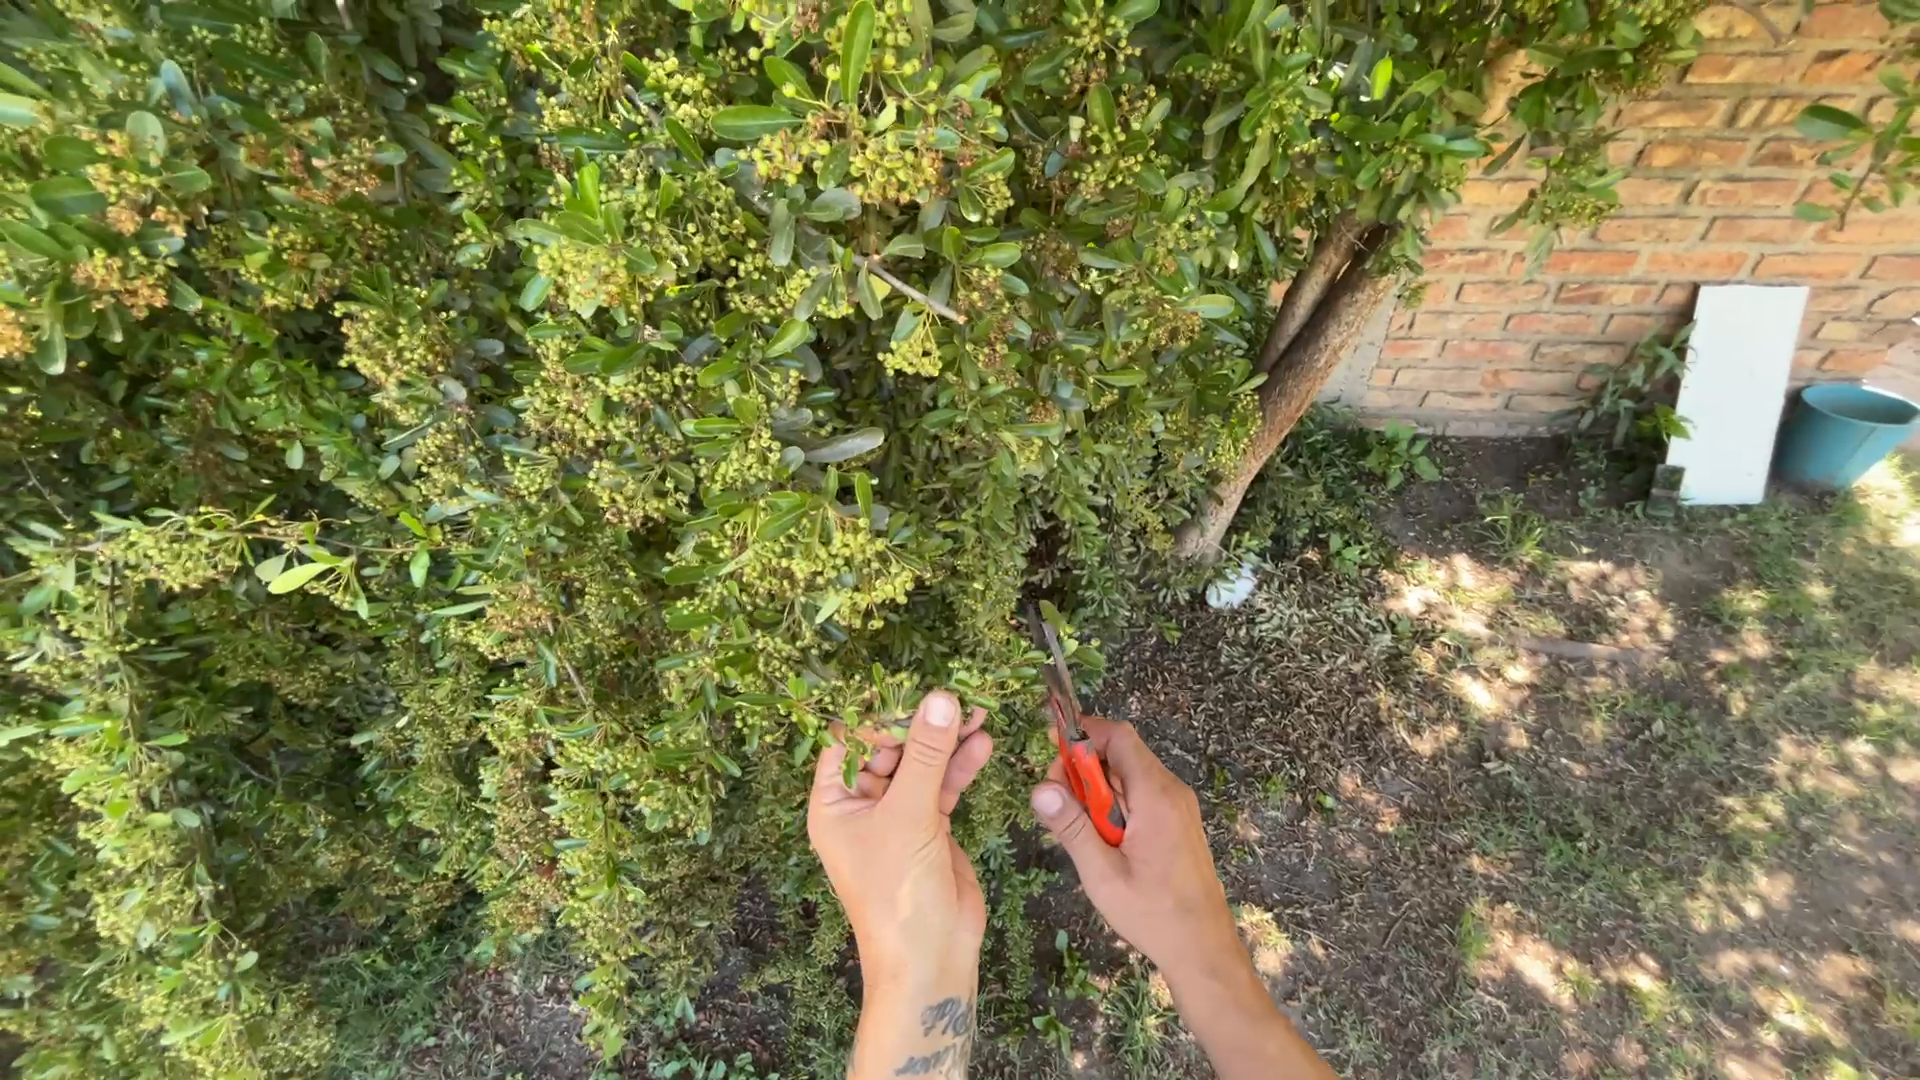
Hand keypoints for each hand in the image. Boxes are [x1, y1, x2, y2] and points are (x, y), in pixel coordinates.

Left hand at [808, 690, 992, 1078]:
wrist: (931, 960)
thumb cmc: (898, 892)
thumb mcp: (909, 817)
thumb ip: (926, 756)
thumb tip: (941, 698)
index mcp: (835, 802)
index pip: (851, 742)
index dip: (879, 714)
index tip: (913, 687)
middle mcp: (862, 805)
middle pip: (891, 749)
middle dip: (922, 724)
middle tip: (955, 695)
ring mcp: (898, 815)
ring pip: (921, 765)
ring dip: (947, 741)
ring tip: (978, 711)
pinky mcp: (929, 825)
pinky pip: (943, 785)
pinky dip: (961, 766)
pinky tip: (983, 744)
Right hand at [1027, 715, 1241, 989]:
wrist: (1204, 951)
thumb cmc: (1153, 914)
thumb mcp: (1103, 874)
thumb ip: (1072, 827)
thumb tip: (1040, 787)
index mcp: (1156, 795)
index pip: (1118, 737)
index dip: (1083, 734)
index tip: (1052, 751)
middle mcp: (1171, 790)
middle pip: (1121, 752)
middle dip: (1084, 767)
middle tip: (1059, 801)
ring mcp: (1178, 804)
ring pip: (1128, 772)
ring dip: (1097, 787)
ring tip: (1079, 827)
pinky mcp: (1177, 819)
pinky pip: (1140, 792)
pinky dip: (1114, 801)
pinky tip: (1102, 836)